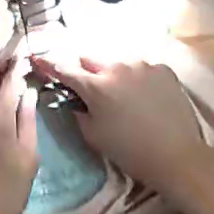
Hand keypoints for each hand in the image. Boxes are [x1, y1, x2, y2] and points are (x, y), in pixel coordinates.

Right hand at [30, 55, 213, 202]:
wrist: (177, 156)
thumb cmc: (130, 151)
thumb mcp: (93, 136)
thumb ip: (77, 111)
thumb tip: (70, 98)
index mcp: (96, 85)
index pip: (64, 68)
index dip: (48, 63)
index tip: (36, 57)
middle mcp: (117, 67)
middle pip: (90, 59)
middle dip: (84, 69)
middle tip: (87, 86)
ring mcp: (143, 65)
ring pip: (118, 62)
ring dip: (113, 74)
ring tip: (121, 95)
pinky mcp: (163, 69)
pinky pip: (141, 68)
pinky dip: (137, 78)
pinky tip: (144, 96)